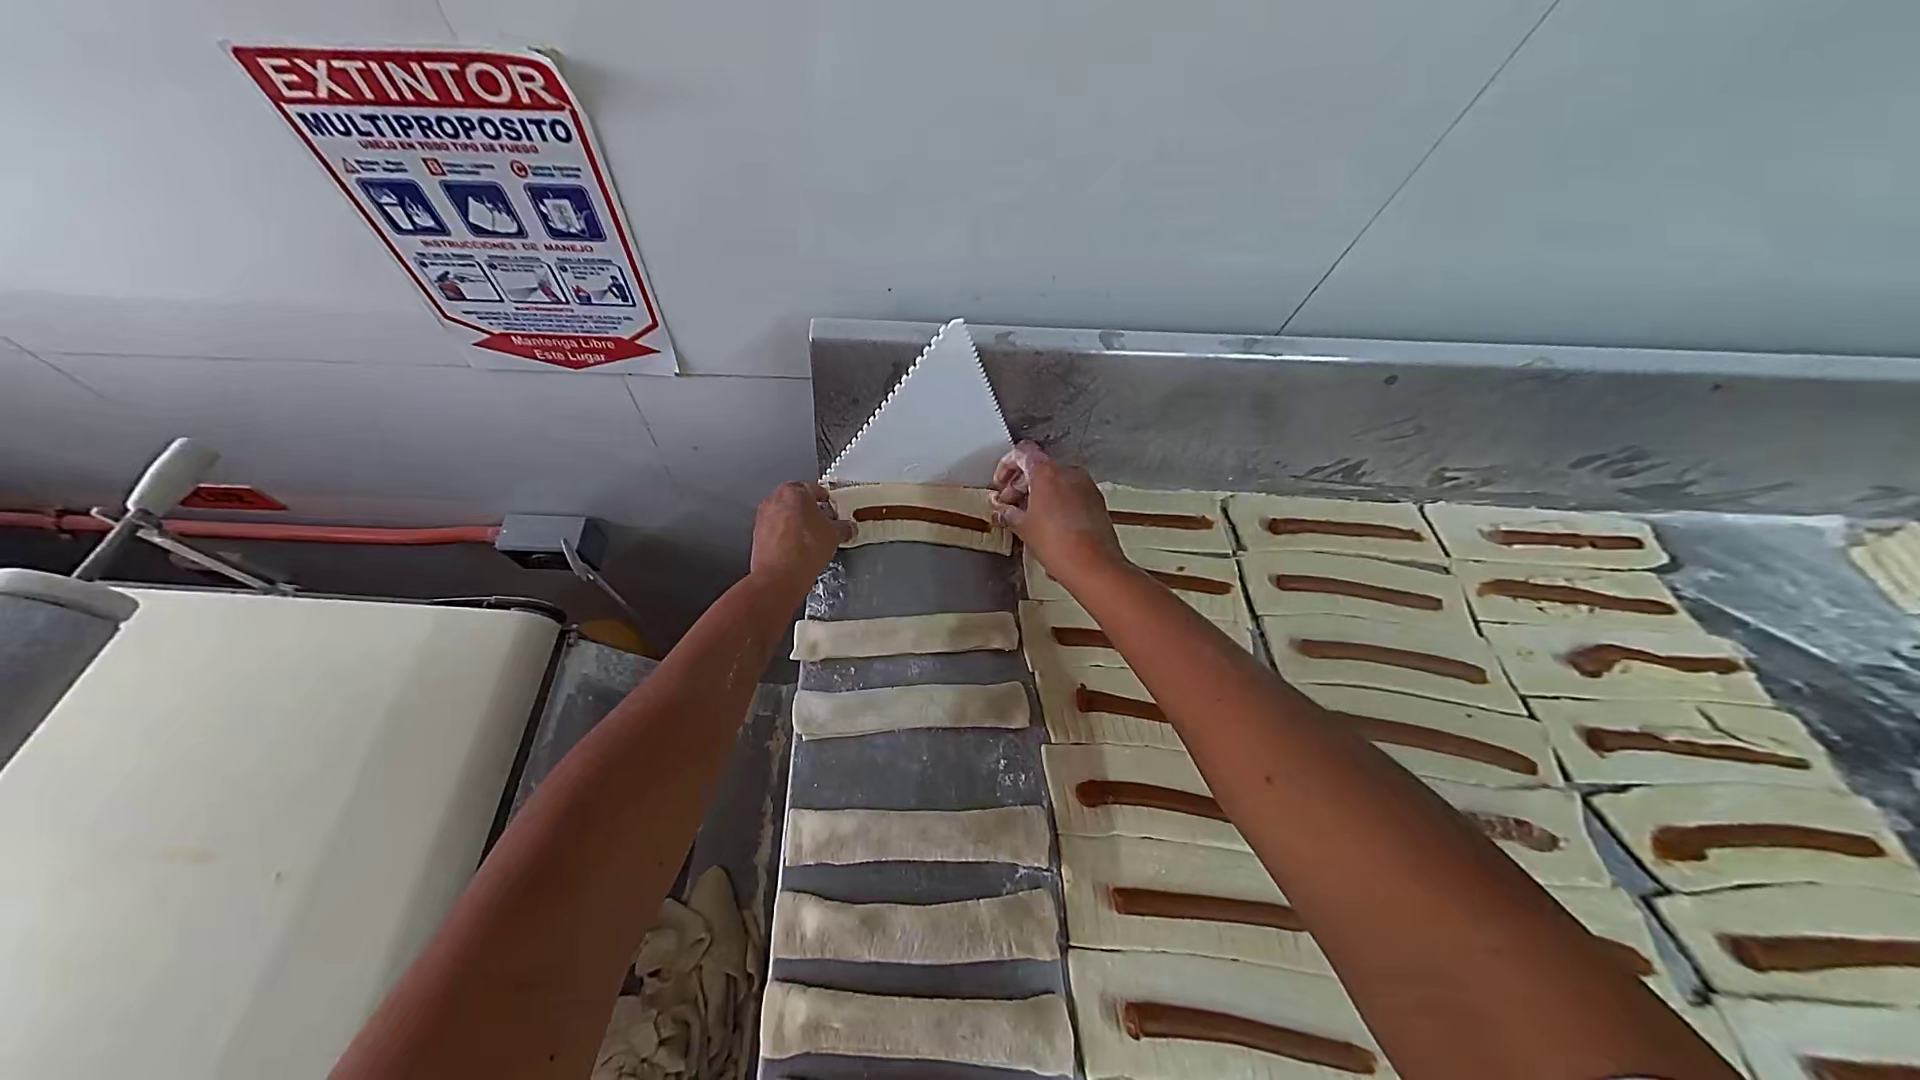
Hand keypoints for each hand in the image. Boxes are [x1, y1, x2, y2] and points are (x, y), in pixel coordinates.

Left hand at [750, 481, 853, 596]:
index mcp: (795, 492)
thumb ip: (844, 527)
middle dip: (809, 508)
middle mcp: (775, 500)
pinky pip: (775, 529)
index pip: (813, 487)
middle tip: (822, 520)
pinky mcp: (758, 535)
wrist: (781, 576)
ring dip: (796, 521)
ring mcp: (764, 517)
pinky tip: (797, 547)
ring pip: (784, 513)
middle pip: (796, 499)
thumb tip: (846, 529)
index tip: (829, 503)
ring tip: (810, 536)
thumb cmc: (804, 550)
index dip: (825, 497)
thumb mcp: (835, 535)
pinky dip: (786, 534)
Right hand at [991, 442, 1126, 580]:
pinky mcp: (1096, 502)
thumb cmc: (1057, 543)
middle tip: (1009, 505)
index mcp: (1047, 472)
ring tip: (1027, 518)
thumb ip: (1009, 515)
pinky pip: (1071, 495)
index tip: (1000, 483)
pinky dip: (1056, 503)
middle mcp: (1069, 472)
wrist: (1093, 565)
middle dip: (1021, 484)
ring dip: (1039, 495)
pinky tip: (1048, 525)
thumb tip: (1003, 513)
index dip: (1006, 466)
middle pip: (1040, 468)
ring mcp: (1086, 486)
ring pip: (1056, 482)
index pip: (1022, 452)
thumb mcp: (1023, 528)